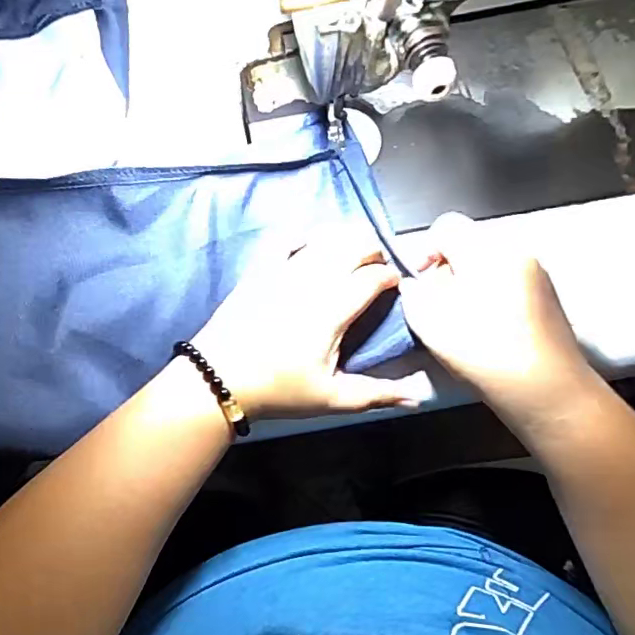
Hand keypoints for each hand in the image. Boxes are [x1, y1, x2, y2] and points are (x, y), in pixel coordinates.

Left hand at [190, 228, 419, 420]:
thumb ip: (376, 393)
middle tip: (377, 267)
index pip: (374, 277)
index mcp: (333, 309)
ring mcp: (283, 271)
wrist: (218, 378)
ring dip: (345, 241)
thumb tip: (416, 396)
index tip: (395, 286)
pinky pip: (286, 239)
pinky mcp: (260, 270)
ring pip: (324, 238)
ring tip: (353, 255)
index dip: (391, 276)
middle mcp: (311, 281)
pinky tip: (312, 243)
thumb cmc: (278, 391)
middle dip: (373, 250)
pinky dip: (305, 236)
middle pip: (353, 245)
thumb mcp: (331, 398)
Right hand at [398, 212, 602, 425]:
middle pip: (468, 247)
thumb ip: (414, 292)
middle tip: (440, 310)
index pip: (444, 226)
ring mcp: (537, 274)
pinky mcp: (549, 299)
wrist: (547, 389)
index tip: (420, 284)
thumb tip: (420, 283)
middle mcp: (515, 251)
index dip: (424, 251)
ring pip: (489, 269)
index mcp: (485, 249)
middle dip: (449, 273)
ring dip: (471, 290)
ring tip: (465, 327)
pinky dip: (494, 303)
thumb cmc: (484, 350)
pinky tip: (491, 336)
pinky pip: (510, 287)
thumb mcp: (428, 321)